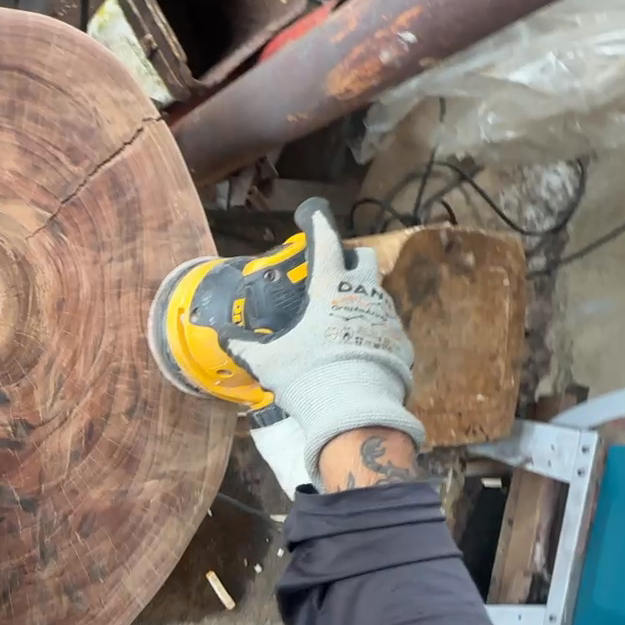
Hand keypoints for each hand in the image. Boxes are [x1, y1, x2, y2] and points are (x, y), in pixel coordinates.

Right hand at [225, 198, 424, 490]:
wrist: (354, 411)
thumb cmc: (307, 376)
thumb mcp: (268, 363)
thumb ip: (245, 347)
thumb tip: (223, 338)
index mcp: (330, 289)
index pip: (327, 245)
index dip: (319, 226)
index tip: (315, 213)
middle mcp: (364, 294)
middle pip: (365, 260)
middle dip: (351, 259)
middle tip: (333, 272)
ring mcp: (387, 317)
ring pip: (376, 293)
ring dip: (359, 297)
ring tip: (339, 317)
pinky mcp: (401, 342)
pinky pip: (385, 326)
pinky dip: (370, 329)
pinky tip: (354, 347)